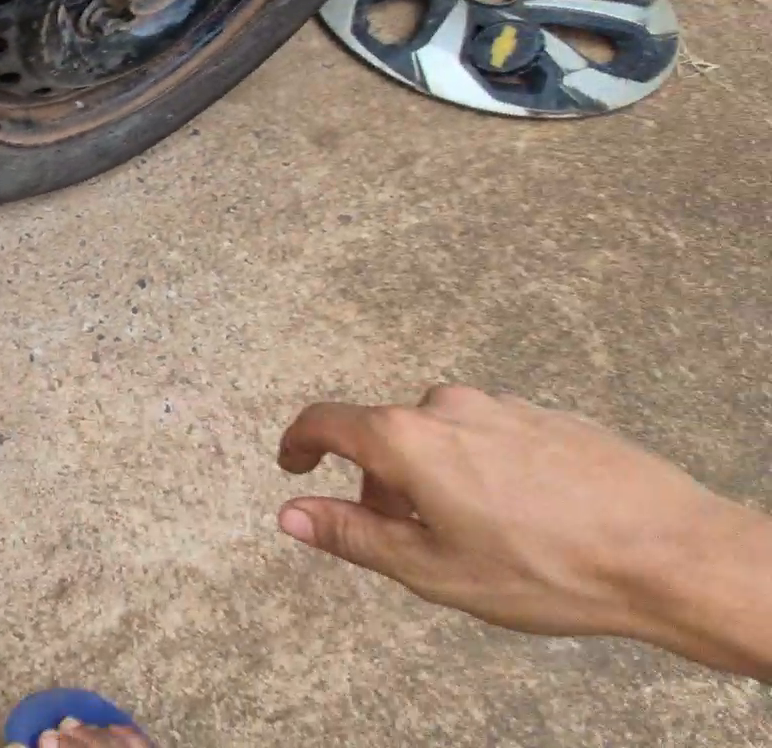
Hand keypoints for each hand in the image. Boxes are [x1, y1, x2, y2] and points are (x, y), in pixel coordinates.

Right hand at [275, 386, 771, 677]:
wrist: (687, 560)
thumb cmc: (550, 568)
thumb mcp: (431, 569)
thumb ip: (349, 534)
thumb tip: (288, 515)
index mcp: (403, 438)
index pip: (323, 422)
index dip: (298, 443)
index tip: (294, 463)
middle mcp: (442, 407)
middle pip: (384, 435)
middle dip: (380, 480)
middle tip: (405, 533)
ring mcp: (500, 407)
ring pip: (438, 435)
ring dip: (433, 472)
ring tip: (474, 529)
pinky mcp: (550, 417)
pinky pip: (490, 435)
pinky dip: (482, 465)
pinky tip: (523, 513)